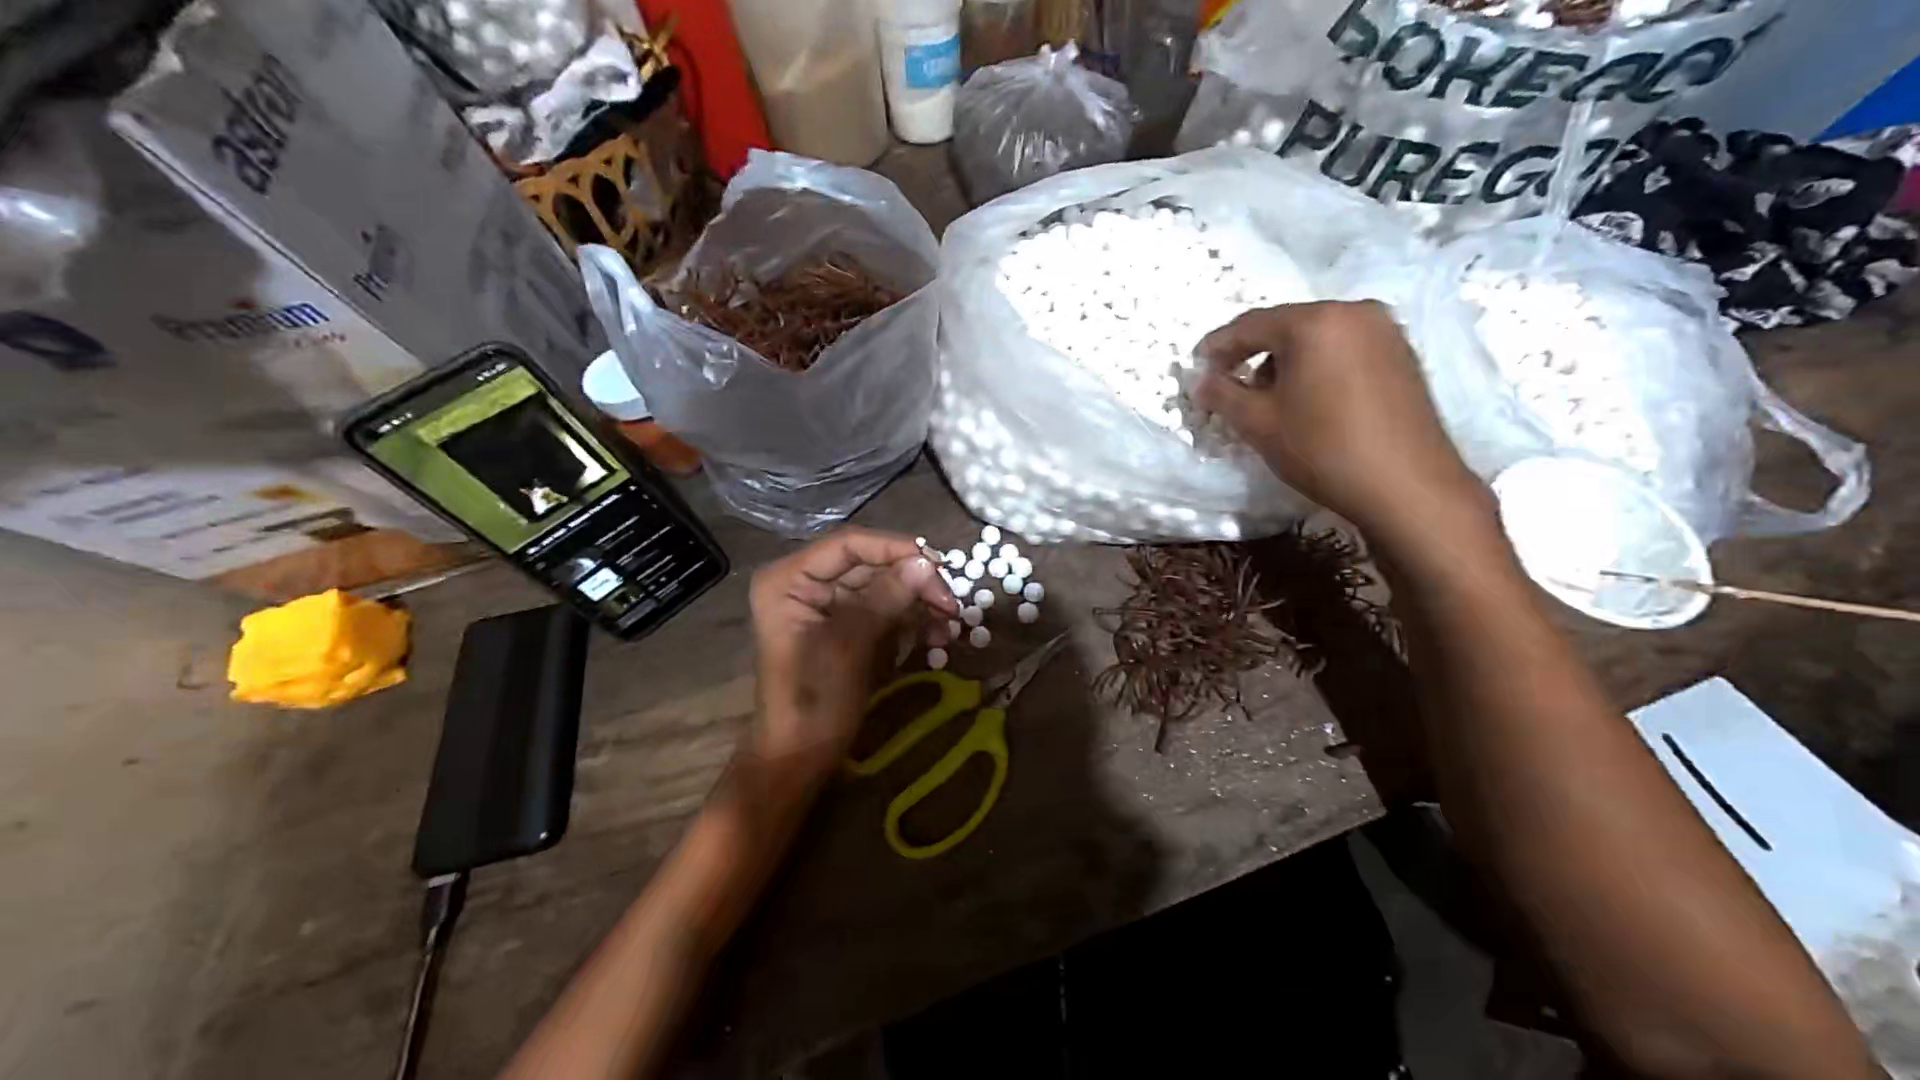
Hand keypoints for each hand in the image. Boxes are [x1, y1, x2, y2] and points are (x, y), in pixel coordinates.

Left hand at [748, 528, 958, 770]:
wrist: (798, 759)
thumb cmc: (813, 703)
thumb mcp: (848, 647)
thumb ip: (884, 598)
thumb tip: (925, 561)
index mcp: (788, 580)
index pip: (848, 545)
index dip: (895, 548)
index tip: (938, 564)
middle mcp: (806, 583)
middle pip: (870, 564)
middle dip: (914, 580)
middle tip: (952, 604)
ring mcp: (828, 605)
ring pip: (884, 586)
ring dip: (919, 601)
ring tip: (951, 623)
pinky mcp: (847, 627)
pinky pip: (885, 609)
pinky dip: (912, 620)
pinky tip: (938, 636)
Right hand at [1193, 301, 1494, 555]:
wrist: (1406, 485)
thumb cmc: (1323, 448)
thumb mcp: (1259, 423)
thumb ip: (1223, 395)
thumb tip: (1202, 383)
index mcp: (1315, 322)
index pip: (1250, 324)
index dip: (1218, 346)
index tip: (1198, 366)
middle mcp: (1353, 312)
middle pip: (1286, 325)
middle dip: (1253, 353)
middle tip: (1230, 383)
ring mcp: (1384, 331)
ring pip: (1317, 337)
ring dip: (1285, 360)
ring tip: (1269, 396)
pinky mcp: (1401, 354)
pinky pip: (1344, 348)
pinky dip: (1317, 365)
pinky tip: (1308, 397)